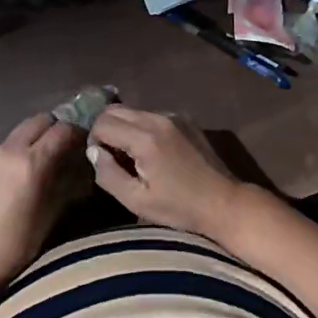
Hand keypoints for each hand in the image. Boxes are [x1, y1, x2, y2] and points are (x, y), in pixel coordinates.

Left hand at [0, 113, 87, 292]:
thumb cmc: (15, 247)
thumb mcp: (50, 217)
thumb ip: (66, 185)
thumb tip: (81, 168)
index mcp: (31, 161)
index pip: (62, 129)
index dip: (79, 132)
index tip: (90, 144)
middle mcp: (12, 148)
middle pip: (41, 120)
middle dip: (59, 128)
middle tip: (73, 146)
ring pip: (25, 128)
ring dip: (42, 135)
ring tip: (55, 157)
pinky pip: (13, 141)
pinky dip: (28, 144)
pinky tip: (34, 167)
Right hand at [87, 106, 244, 239]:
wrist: (224, 202)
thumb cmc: (179, 208)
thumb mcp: (137, 201)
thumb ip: (108, 174)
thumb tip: (93, 151)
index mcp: (144, 137)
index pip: (102, 123)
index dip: (94, 140)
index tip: (101, 160)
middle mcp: (157, 118)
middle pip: (115, 110)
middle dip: (105, 129)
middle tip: (111, 156)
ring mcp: (172, 116)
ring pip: (133, 110)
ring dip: (124, 127)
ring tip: (131, 155)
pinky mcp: (184, 119)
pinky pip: (151, 115)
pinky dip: (142, 127)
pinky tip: (152, 151)